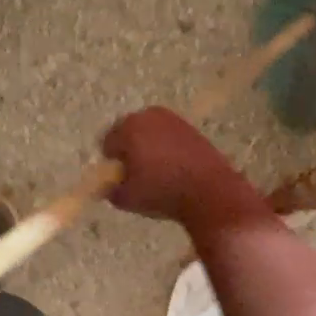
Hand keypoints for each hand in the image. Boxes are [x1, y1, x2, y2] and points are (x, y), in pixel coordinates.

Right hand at [101, 107, 248, 222]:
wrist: (207, 190)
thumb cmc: (160, 191)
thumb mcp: (126, 199)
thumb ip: (110, 190)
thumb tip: (109, 186)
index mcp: (128, 128)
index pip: (108, 142)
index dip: (110, 160)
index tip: (118, 176)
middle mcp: (148, 116)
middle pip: (128, 131)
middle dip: (128, 148)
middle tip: (134, 171)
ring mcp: (172, 119)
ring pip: (150, 132)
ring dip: (147, 146)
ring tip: (154, 169)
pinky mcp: (191, 127)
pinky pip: (168, 136)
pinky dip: (166, 147)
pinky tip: (172, 166)